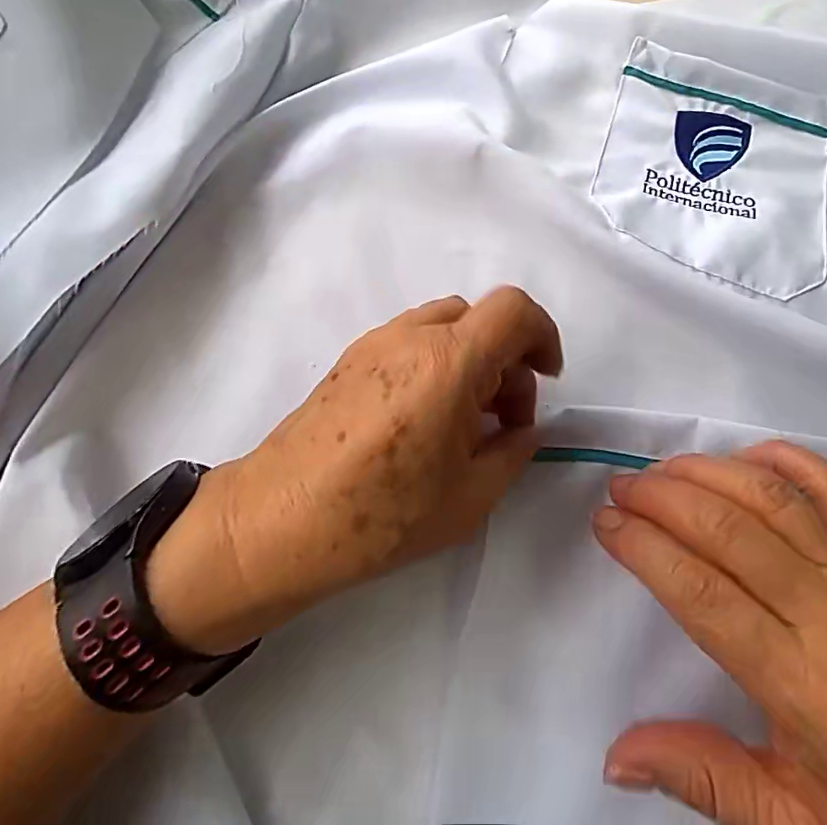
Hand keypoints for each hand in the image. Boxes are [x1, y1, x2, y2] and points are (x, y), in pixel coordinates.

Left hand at [146, 287, 562, 654]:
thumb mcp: (470, 498)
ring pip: (440, 327)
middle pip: (477, 318)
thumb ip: (512, 452)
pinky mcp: (346, 360)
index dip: (542, 336)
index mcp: (446, 362)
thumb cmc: (382, 515)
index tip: (545, 380)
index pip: (512, 310)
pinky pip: (406, 343)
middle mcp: (408, 338)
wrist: (281, 517)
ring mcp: (371, 345)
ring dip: (467, 361)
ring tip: (461, 425)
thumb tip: (522, 429)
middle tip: (502, 420)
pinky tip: (421, 422)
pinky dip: (432, 364)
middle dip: (505, 359)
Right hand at [590, 442, 826, 824]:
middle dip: (663, 497)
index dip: (646, 549)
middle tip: (620, 486)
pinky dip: (784, 462)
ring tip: (660, 470)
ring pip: (776, 501)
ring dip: (708, 473)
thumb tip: (614, 758)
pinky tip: (741, 458)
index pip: (706, 595)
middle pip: (733, 532)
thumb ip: (705, 779)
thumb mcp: (799, 821)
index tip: (607, 522)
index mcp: (811, 692)